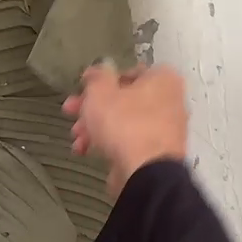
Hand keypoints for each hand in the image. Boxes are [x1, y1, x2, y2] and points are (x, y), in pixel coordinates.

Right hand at [62, 64, 188, 197]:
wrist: (145, 171)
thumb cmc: (124, 124)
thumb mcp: (100, 92)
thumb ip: (97, 77)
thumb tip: (98, 70)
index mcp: (162, 79)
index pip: (128, 71)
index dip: (101, 81)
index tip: (82, 90)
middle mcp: (170, 100)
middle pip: (123, 99)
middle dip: (93, 108)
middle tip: (72, 113)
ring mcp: (165, 128)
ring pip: (123, 121)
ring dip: (95, 127)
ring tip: (77, 138)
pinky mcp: (157, 152)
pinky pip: (129, 141)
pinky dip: (108, 143)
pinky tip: (87, 151)